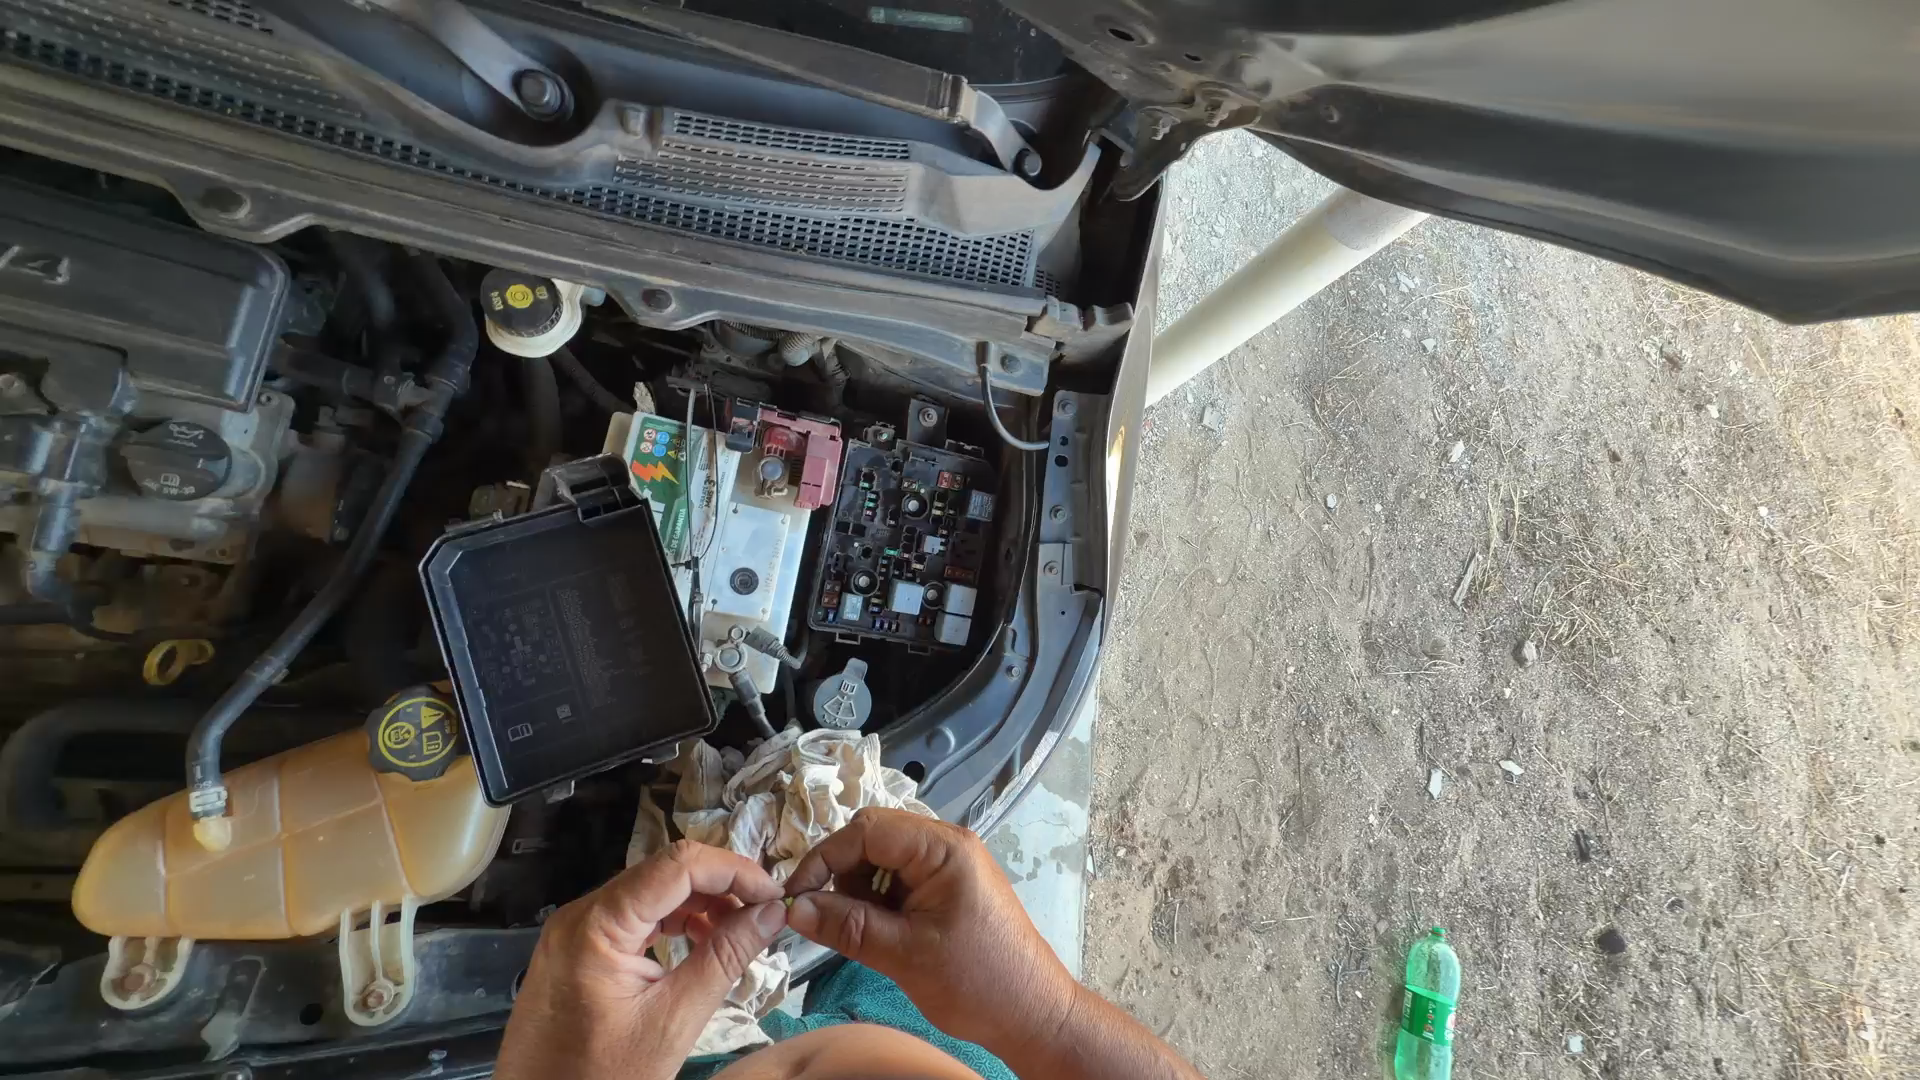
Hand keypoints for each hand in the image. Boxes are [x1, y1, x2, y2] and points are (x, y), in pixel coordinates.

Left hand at [496, 840, 788, 1079]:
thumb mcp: (672, 1023)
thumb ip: (726, 958)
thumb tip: (774, 910)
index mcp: (598, 924)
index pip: (680, 865)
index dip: (734, 871)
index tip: (773, 895)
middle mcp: (582, 912)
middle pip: (667, 870)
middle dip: (722, 884)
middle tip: (763, 910)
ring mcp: (577, 929)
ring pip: (655, 888)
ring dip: (703, 901)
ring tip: (739, 930)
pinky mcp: (579, 947)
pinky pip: (638, 913)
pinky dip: (677, 919)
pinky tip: (703, 942)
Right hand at [782, 807, 1077, 1056]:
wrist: (1032, 1012)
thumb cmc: (975, 981)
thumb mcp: (904, 955)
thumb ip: (849, 926)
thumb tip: (795, 909)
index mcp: (942, 846)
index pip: (868, 829)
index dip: (825, 856)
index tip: (796, 896)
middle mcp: (946, 842)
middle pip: (874, 836)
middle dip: (841, 871)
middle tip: (823, 914)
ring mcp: (948, 861)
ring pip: (883, 856)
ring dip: (858, 886)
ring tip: (857, 928)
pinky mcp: (947, 883)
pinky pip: (899, 875)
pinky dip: (878, 897)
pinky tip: (877, 928)